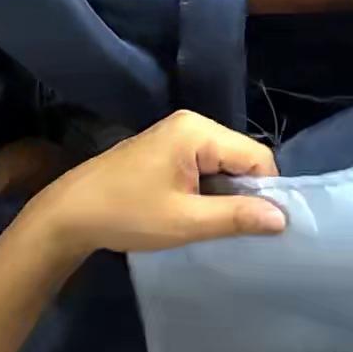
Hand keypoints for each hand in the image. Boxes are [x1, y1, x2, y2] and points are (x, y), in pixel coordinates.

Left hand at [20, 111, 286, 259]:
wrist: (69, 214)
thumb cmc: (127, 214)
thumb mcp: (186, 221)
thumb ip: (237, 217)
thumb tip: (283, 218)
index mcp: (198, 131)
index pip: (256, 156)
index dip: (266, 191)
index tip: (262, 226)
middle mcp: (192, 124)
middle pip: (241, 156)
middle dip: (246, 192)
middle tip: (240, 228)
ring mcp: (177, 133)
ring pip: (224, 163)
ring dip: (227, 193)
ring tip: (218, 223)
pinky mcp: (167, 147)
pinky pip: (205, 164)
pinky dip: (210, 188)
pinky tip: (199, 211)